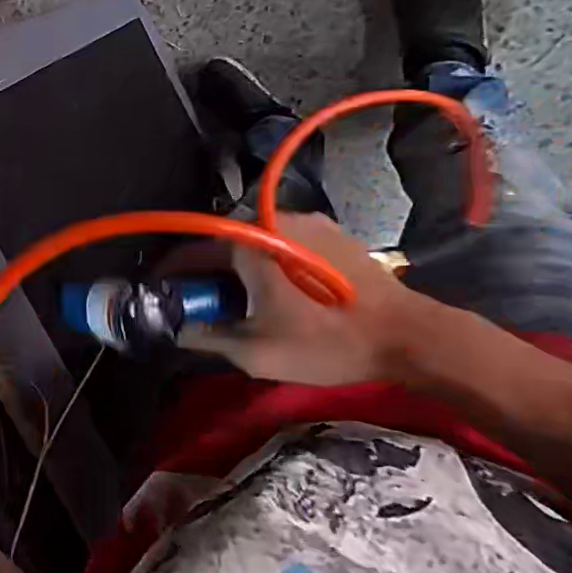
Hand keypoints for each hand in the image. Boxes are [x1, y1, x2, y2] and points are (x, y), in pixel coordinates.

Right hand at [179, 213, 422, 385]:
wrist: (410, 335)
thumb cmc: (326, 342)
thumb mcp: (256, 352)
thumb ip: (208, 336)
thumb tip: (181, 329)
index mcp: (249, 242)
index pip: (193, 250)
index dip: (172, 272)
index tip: (161, 289)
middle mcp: (274, 220)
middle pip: (225, 243)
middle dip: (208, 272)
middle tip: (204, 303)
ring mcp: (308, 221)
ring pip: (256, 241)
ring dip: (241, 266)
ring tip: (242, 300)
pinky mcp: (333, 232)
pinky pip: (285, 242)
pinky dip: (271, 261)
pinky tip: (280, 291)